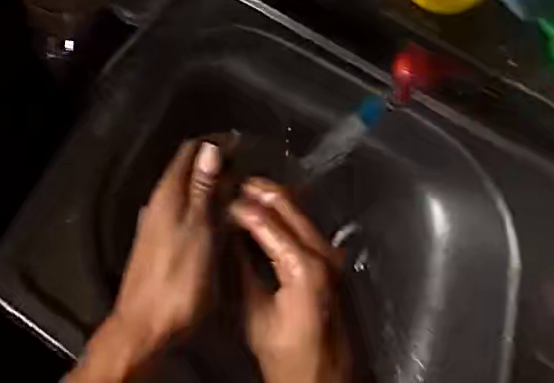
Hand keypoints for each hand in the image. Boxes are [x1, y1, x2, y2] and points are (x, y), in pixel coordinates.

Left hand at [68, 138, 224, 382]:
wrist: (144, 325)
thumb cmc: (177, 278)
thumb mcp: (199, 231)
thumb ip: (203, 189)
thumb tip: (210, 147)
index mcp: (169, 191)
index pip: (190, 150)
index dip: (216, 143)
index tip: (243, 144)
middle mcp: (160, 198)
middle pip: (188, 168)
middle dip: (216, 163)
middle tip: (248, 170)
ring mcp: (157, 219)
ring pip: (187, 190)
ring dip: (211, 186)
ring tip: (241, 193)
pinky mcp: (159, 239)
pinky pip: (185, 209)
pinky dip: (204, 206)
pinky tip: (220, 220)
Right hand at [229, 178, 350, 382]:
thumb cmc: (296, 365)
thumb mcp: (255, 316)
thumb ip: (239, 267)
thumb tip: (223, 234)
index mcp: (304, 267)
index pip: (262, 217)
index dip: (235, 206)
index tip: (217, 202)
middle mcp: (325, 255)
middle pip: (285, 201)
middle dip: (253, 190)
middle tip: (229, 189)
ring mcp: (334, 258)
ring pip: (297, 208)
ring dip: (268, 199)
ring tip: (242, 200)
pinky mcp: (336, 265)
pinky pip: (305, 224)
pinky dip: (282, 215)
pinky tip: (263, 221)